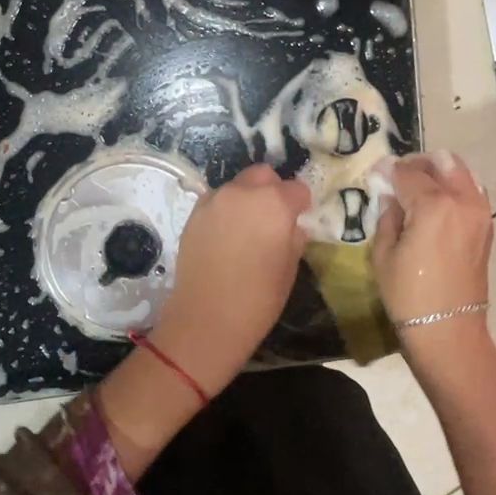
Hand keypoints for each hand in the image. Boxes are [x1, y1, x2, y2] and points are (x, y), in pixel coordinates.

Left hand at [152, 164, 312, 394]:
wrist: (206, 319)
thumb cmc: (258, 299)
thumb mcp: (288, 270)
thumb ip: (294, 239)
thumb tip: (292, 227)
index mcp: (275, 203)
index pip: (297, 189)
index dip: (301, 205)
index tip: (300, 220)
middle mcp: (243, 192)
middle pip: (263, 176)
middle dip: (272, 191)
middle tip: (274, 219)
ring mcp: (214, 201)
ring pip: (237, 185)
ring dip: (247, 198)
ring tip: (248, 229)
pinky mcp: (194, 215)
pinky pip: (216, 200)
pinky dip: (225, 209)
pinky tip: (227, 235)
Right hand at [372, 152, 494, 370]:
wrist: (448, 328)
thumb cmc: (408, 295)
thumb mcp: (384, 255)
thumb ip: (387, 218)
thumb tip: (391, 199)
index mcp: (433, 204)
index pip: (407, 173)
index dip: (388, 171)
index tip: (375, 172)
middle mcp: (462, 200)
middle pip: (442, 163)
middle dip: (419, 164)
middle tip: (398, 175)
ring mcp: (480, 212)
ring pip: (462, 173)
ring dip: (440, 172)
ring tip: (420, 187)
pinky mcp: (487, 227)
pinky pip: (473, 193)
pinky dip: (456, 188)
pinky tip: (438, 204)